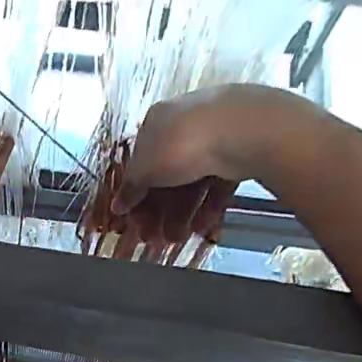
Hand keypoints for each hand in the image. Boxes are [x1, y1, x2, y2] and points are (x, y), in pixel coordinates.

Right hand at [116, 83, 327, 238]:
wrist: (243, 131)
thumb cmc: (181, 145)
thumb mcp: (145, 169)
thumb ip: (130, 188)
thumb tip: (118, 204)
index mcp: (156, 122)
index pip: (140, 163)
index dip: (135, 195)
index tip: (133, 222)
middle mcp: (184, 125)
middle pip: (166, 176)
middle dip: (158, 212)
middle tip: (154, 239)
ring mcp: (214, 137)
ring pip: (191, 182)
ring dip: (180, 215)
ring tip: (177, 239)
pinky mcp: (240, 150)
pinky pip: (218, 183)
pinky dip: (208, 206)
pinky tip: (201, 227)